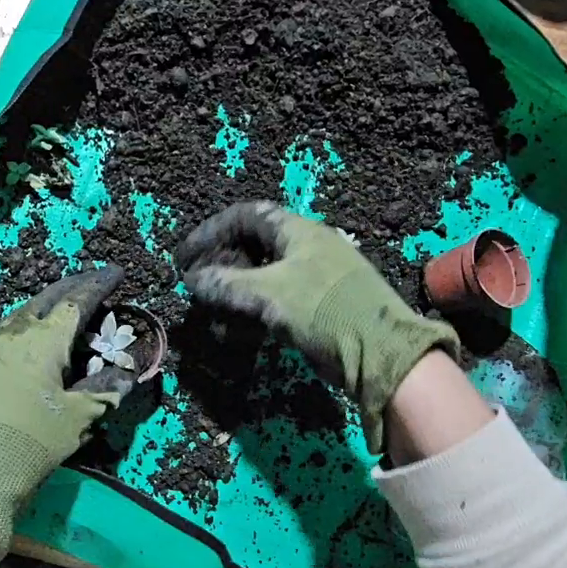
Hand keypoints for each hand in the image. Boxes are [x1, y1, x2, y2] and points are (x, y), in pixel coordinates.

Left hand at [0, 266, 134, 564]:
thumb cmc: (34, 438)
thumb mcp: (79, 417)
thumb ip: (105, 390)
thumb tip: (127, 375)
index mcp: (45, 338)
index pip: (78, 300)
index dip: (99, 285)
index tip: (117, 273)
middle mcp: (18, 331)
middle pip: (50, 297)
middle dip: (75, 286)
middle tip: (95, 281)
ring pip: (28, 309)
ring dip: (51, 301)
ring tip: (69, 303)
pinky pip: (13, 326)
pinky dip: (34, 319)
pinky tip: (39, 329)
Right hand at [175, 201, 455, 454]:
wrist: (380, 351)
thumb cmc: (322, 309)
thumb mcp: (266, 293)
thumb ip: (225, 283)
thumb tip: (193, 279)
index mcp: (297, 231)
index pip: (245, 216)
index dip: (210, 232)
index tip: (186, 257)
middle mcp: (307, 246)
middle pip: (253, 245)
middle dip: (220, 264)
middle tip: (198, 285)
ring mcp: (315, 276)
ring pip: (264, 274)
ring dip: (235, 290)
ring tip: (213, 310)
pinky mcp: (320, 305)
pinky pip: (277, 298)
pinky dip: (253, 308)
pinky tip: (237, 329)